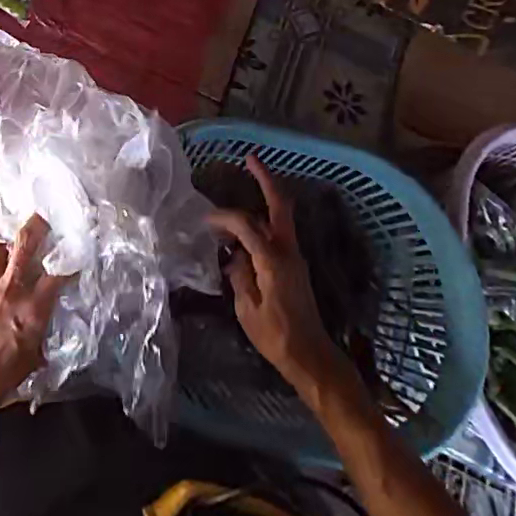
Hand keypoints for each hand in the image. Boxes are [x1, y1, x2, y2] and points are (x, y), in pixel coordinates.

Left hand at [0, 215, 70, 414]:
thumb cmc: (7, 371)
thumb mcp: (37, 349)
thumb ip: (45, 324)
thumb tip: (51, 314)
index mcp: (34, 306)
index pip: (58, 272)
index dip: (69, 261)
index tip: (73, 255)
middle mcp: (12, 288)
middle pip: (26, 242)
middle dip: (36, 226)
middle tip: (42, 219)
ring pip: (1, 247)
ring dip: (9, 246)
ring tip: (13, 247)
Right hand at [207, 155, 347, 392]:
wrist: (311, 357)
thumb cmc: (276, 336)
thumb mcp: (247, 309)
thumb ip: (238, 276)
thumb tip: (234, 256)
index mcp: (273, 260)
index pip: (246, 225)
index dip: (224, 218)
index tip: (205, 221)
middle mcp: (288, 251)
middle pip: (279, 205)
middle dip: (265, 179)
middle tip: (250, 158)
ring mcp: (294, 257)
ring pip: (280, 217)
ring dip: (264, 200)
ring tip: (247, 186)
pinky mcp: (294, 266)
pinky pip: (277, 234)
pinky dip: (262, 223)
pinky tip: (245, 231)